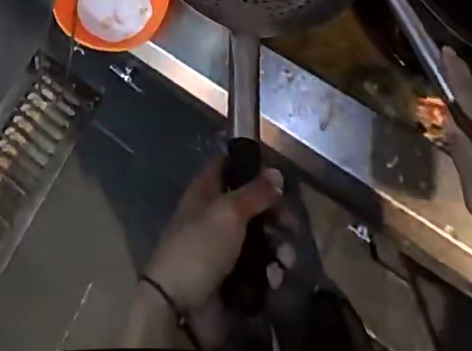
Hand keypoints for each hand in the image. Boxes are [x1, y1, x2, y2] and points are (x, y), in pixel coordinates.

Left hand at [128, 155, 282, 347]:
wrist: (179, 310)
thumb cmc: (200, 247)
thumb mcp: (228, 212)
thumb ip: (255, 192)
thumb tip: (277, 173)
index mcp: (207, 191)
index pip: (228, 163)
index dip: (251, 162)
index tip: (277, 169)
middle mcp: (217, 216)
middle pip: (254, 204)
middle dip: (277, 214)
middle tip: (292, 225)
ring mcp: (226, 249)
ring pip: (262, 237)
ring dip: (280, 246)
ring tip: (286, 260)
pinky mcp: (235, 279)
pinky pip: (261, 269)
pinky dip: (272, 273)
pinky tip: (275, 279)